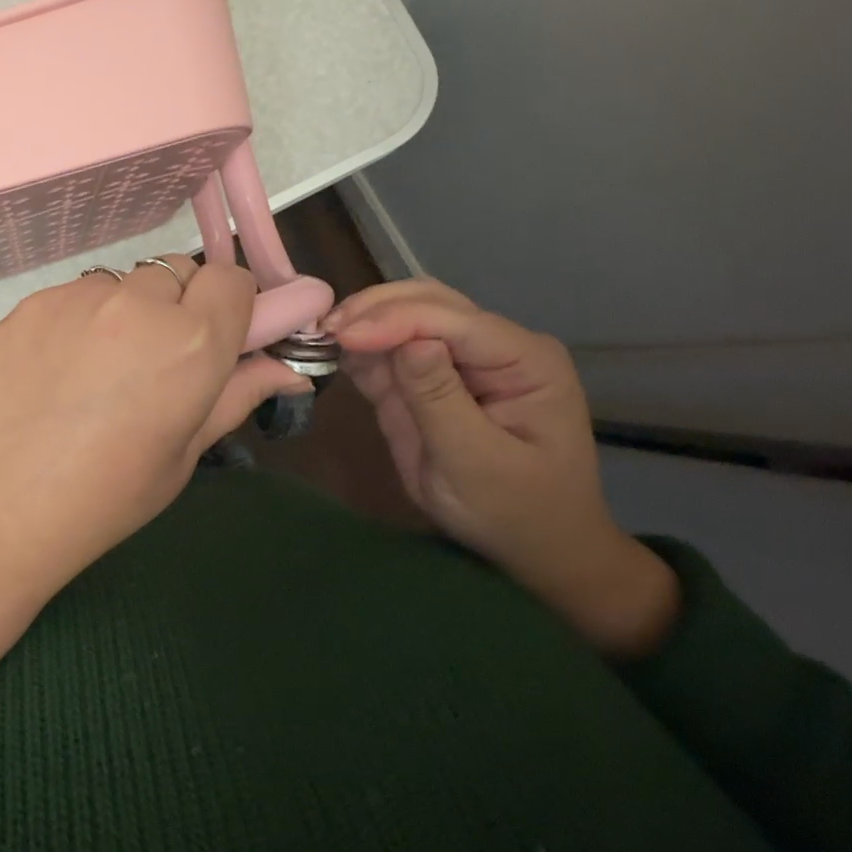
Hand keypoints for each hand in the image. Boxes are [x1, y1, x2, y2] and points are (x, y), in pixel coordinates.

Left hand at [0, 253, 309, 578]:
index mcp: (192, 342)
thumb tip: (288, 370)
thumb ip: (235, 397)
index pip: (232, 280)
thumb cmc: (102, 498)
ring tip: (92, 374)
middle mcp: (136, 304)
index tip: (214, 340)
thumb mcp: (182, 456)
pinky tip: (51, 373)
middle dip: (175, 308)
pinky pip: (68, 298)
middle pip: (175, 273)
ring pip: (118, 284)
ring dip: (121, 312)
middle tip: (151, 364)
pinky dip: (73, 322)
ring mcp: (75, 298)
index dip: (228, 308)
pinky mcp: (26, 304)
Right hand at [326, 279, 677, 658]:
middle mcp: (494, 347)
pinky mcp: (429, 382)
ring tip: (319, 337)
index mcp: (524, 359)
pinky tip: (333, 353)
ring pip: (406, 317)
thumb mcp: (477, 462)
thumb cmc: (516, 511)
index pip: (453, 320)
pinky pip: (392, 352)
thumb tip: (411, 344)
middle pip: (429, 302)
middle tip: (324, 330)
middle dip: (375, 309)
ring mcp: (461, 362)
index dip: (395, 320)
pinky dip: (361, 349)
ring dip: (363, 322)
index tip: (342, 336)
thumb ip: (440, 400)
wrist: (533, 549)